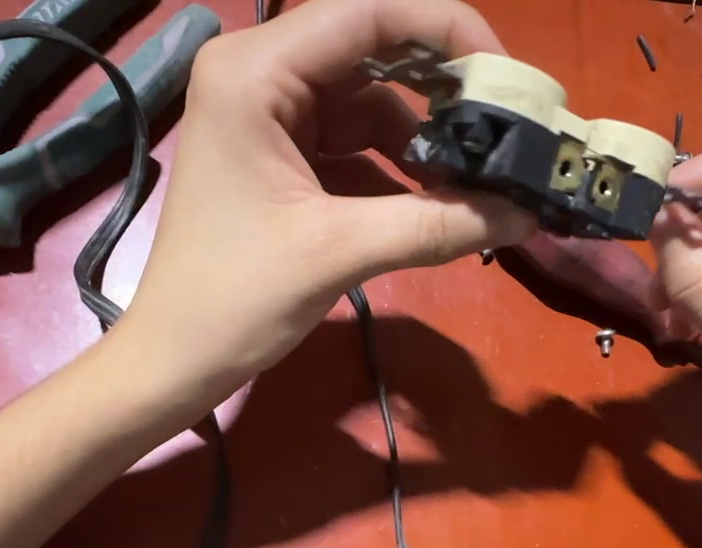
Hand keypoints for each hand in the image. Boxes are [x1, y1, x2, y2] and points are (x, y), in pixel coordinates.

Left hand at [117, 0, 536, 407]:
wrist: (178, 358)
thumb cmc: (237, 301)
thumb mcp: (340, 253)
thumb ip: (435, 226)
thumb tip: (523, 213)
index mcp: (255, 73)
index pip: (367, 13)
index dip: (447, 33)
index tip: (507, 82)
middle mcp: (259, 77)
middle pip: (371, 55)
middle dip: (440, 95)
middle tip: (503, 134)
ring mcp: (268, 119)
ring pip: (368, 106)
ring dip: (422, 144)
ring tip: (475, 184)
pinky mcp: (279, 161)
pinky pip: (353, 149)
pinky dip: (395, 173)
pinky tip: (433, 204)